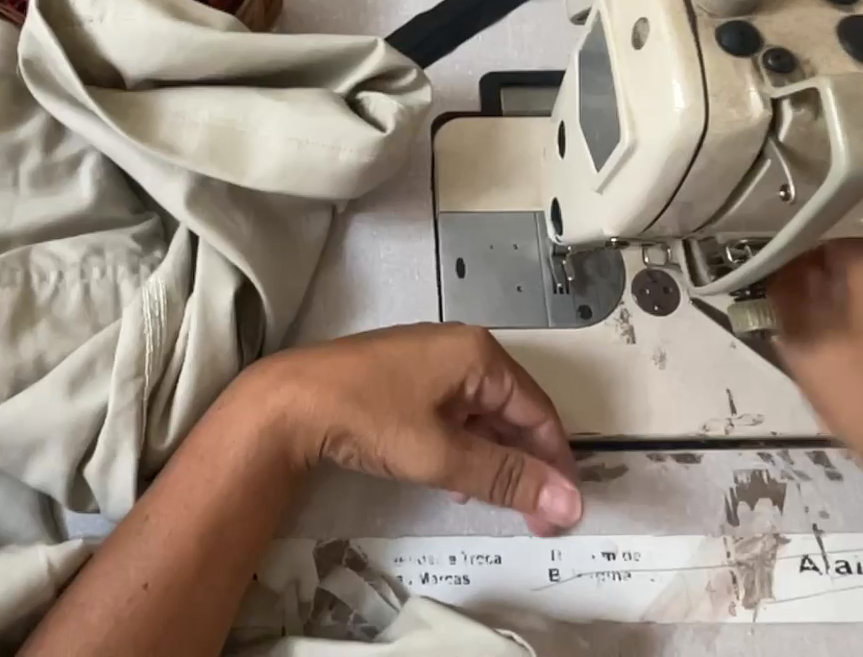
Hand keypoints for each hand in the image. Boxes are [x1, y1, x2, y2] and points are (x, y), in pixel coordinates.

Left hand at [233, 324, 582, 535]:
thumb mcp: (442, 454)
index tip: (561, 513)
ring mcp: (432, 356)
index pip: (539, 411)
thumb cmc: (371, 417)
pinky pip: (455, 408)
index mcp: (479, 354)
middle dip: (524, 463)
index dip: (554, 464)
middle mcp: (461, 346)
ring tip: (490, 499)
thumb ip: (506, 477)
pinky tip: (455, 475)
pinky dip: (464, 442)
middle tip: (532, 517)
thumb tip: (571, 501)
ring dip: (493, 456)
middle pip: (514, 409)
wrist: (291, 400)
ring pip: (483, 411)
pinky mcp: (409, 372)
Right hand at [767, 239, 862, 474]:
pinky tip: (819, 342)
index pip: (802, 237)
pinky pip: (861, 297)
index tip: (745, 286)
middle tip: (766, 313)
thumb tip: (758, 265)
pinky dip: (836, 313)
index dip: (769, 262)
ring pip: (840, 280)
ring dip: (812, 300)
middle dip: (792, 282)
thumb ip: (775, 290)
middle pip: (824, 256)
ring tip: (789, 330)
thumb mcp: (802, 338)